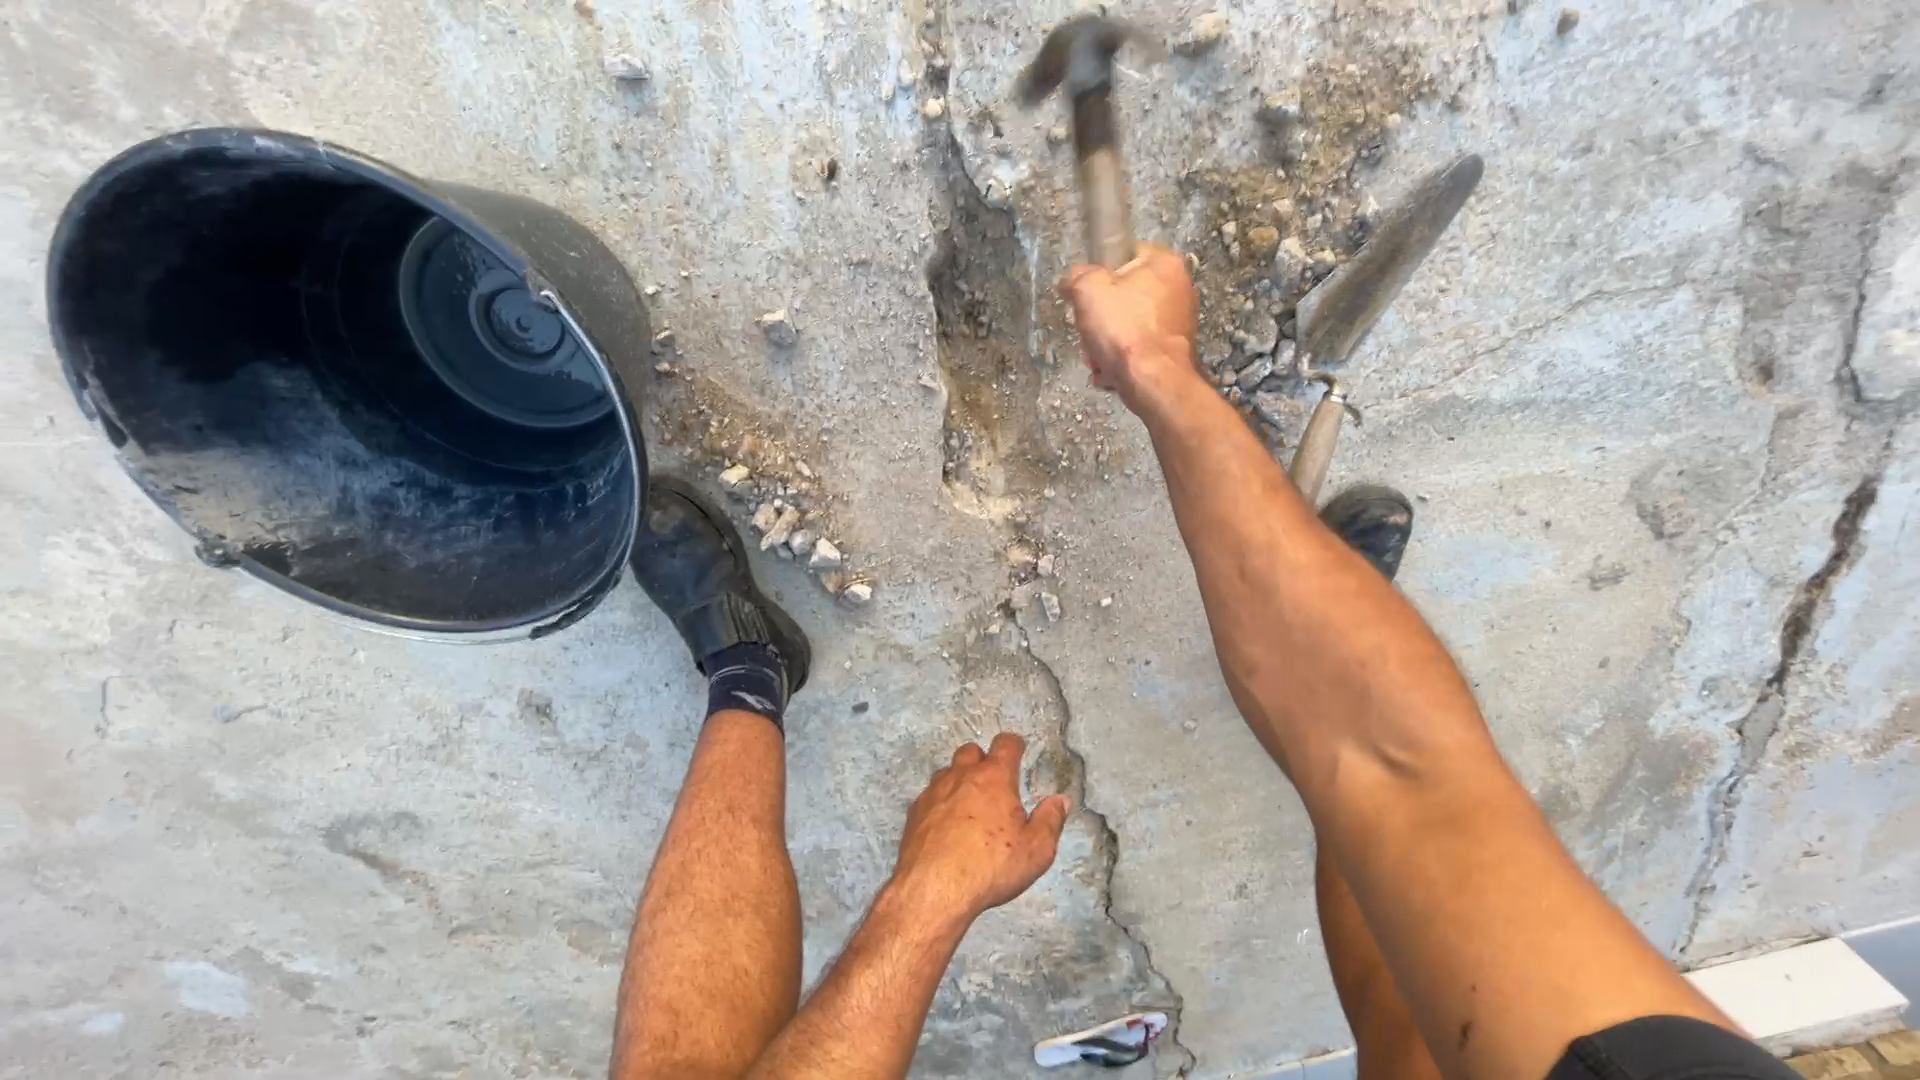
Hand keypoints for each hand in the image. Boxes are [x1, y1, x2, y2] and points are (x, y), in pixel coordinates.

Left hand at [889, 733, 1070, 924]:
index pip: (1005, 744)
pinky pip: (929, 796)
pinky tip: (945, 826)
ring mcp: (933, 792)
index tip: (1018, 750)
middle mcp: (961, 776)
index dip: (1014, 745)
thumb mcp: (1036, 850)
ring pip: (947, 772)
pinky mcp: (914, 812)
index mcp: (994, 778)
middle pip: (970, 751)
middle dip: (982, 760)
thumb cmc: (990, 867)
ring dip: (959, 781)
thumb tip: (1061, 800)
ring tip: (969, 805)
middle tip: (993, 783)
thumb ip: (1050, 821)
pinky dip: (940, 803)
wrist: (933, 889)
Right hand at [1061, 244, 1201, 409]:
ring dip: (1106, 343)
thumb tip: (1072, 280)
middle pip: (1124, 295)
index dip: (1099, 272)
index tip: (1085, 293)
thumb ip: (1077, 276)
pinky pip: (1138, 348)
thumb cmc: (1124, 330)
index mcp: (1165, 263)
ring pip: (1128, 325)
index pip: (1124, 253)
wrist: (1152, 382)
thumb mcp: (1088, 290)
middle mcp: (1179, 288)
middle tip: (1089, 331)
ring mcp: (1178, 322)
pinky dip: (1122, 359)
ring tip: (1097, 357)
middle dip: (1100, 317)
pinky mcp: (1173, 351)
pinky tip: (1110, 372)